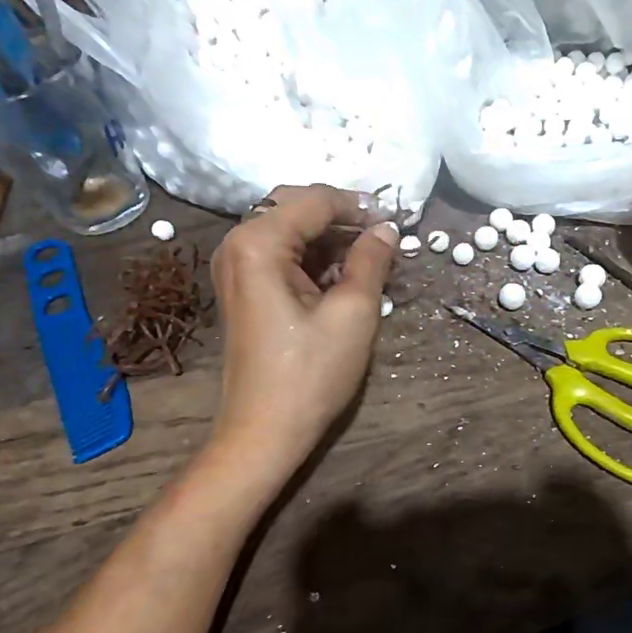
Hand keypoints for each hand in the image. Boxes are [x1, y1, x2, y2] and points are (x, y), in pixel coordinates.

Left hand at [208, 185, 396, 469]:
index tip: (396, 224)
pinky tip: (343, 280)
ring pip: (289, 232)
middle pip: (296, 208)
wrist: (264, 432)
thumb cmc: (309, 375)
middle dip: (342, 220)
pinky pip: (280, 257)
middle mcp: (236, 245)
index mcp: (257, 243)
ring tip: (370, 264)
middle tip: (382, 242)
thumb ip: (371, 261)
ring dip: (329, 241)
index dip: (359, 207)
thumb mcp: (352, 313)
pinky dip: (312, 261)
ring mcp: (235, 268)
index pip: (315, 200)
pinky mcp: (243, 290)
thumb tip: (386, 229)